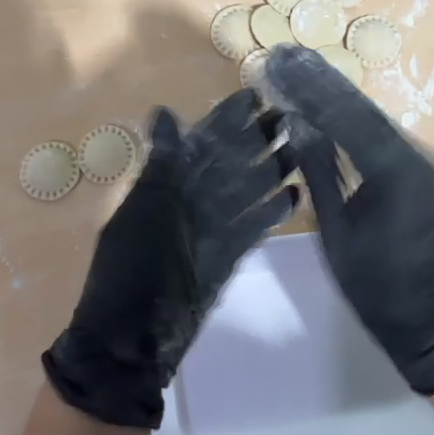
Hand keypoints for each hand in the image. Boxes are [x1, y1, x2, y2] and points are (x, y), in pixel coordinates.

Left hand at [43, 89, 297, 427]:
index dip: (225, 119)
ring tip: (303, 148)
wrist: (129, 341)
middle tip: (293, 115)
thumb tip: (165, 111)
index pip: (201, 142)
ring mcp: (208, 231)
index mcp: (165, 186)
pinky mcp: (225, 258)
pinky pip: (251, 228)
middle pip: (229, 163)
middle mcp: (189, 203)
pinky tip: (295, 196)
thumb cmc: (129, 270)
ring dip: (271, 171)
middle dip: (257, 139)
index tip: (255, 93)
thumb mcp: (144, 211)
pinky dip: (270, 213)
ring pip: (246, 192)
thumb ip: (162, 165)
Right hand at [264, 45, 433, 394]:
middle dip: (320, 81)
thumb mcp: (334, 227)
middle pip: (360, 108)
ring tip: (295, 68)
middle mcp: (413, 154)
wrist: (420, 313)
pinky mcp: (414, 168)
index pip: (346, 116)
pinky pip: (376, 135)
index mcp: (395, 168)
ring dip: (332, 94)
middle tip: (283, 55)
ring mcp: (418, 159)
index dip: (309, 89)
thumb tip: (295, 121)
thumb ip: (318, 170)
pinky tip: (321, 104)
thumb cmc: (372, 281)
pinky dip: (347, 118)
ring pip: (369, 117)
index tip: (278, 64)